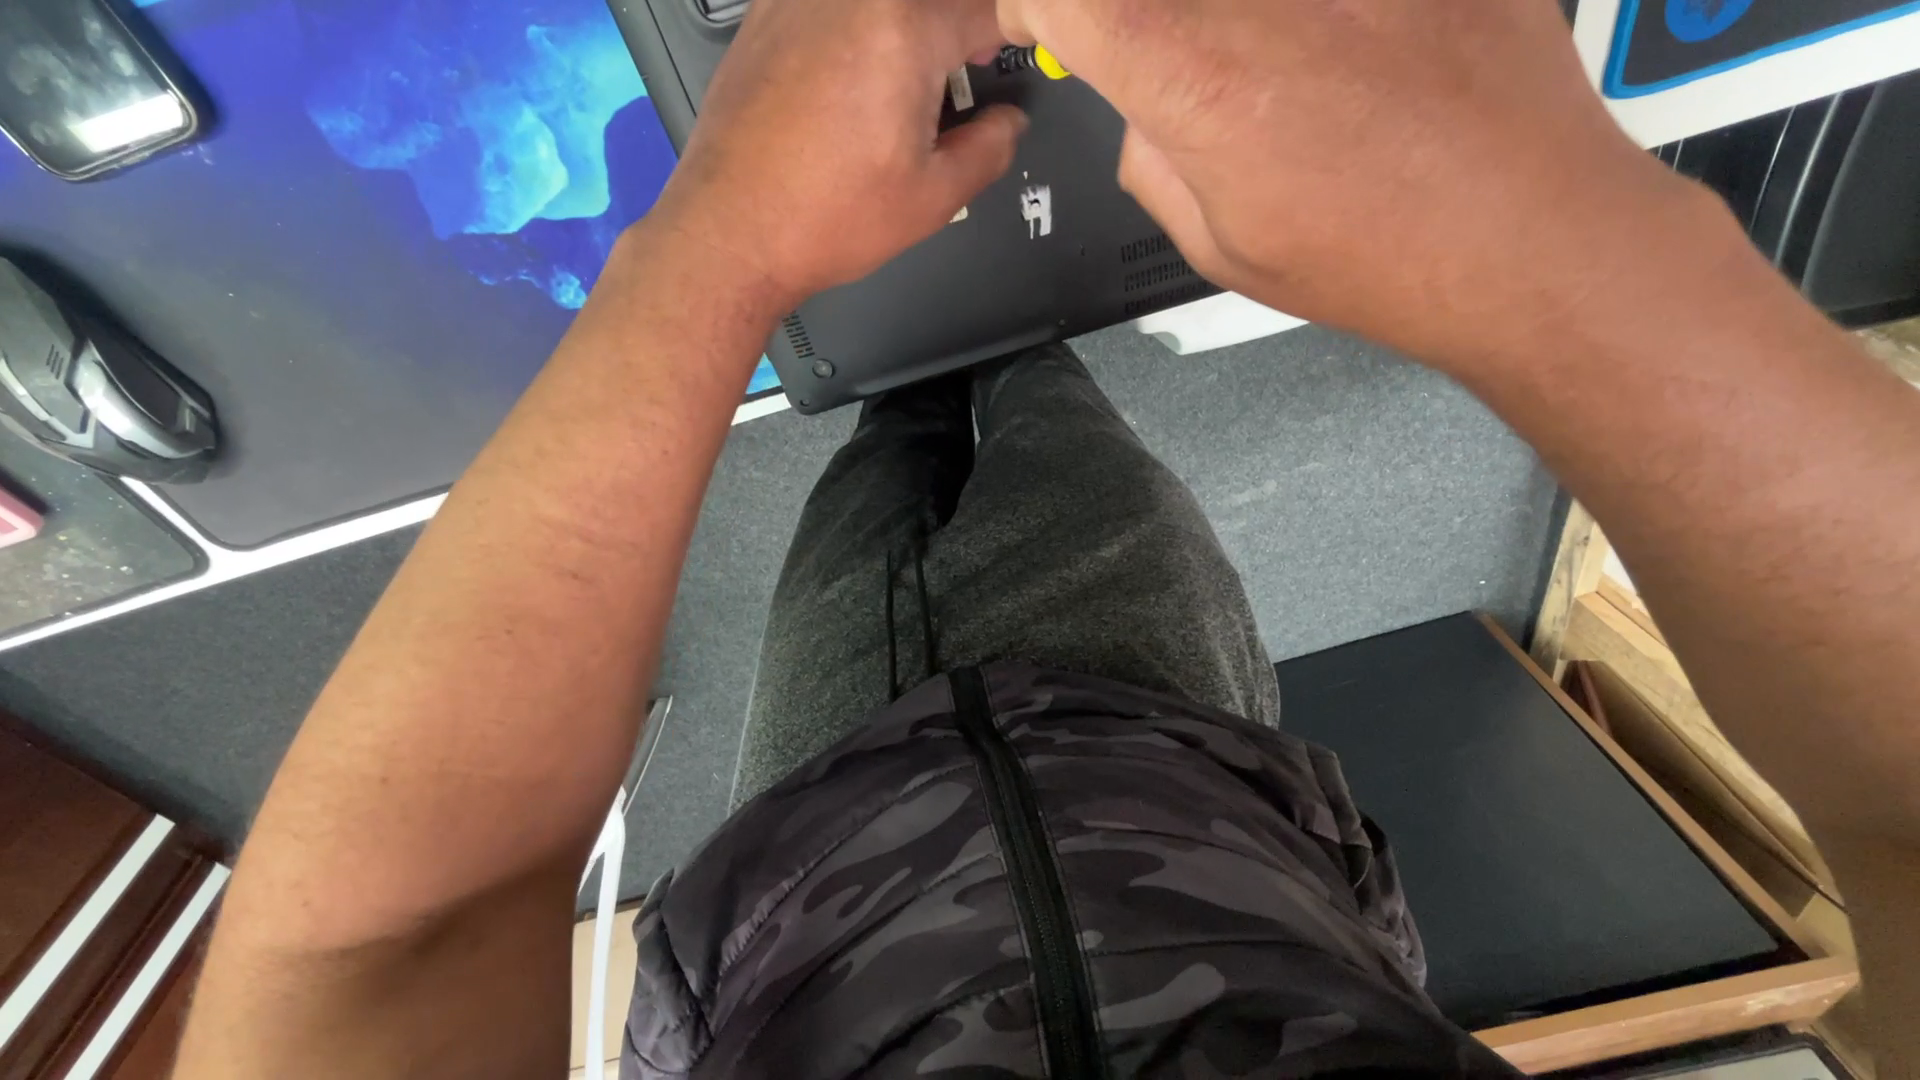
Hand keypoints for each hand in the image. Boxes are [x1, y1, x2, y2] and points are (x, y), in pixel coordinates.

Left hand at [644, 0, 1027, 314]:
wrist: (733, 231)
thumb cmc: (822, 219)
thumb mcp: (932, 199)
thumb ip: (988, 149)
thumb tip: (1007, 125)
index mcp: (903, 31)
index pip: (984, 8)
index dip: (1007, 33)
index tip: (1005, 56)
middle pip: (927, 1)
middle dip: (954, 26)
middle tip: (962, 63)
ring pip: (879, 5)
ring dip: (905, 28)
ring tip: (905, 78)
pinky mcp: (764, 14)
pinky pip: (829, 5)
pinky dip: (856, 27)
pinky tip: (852, 75)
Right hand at [994, 0, 1716, 366]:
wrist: (1523, 234)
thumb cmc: (1375, 257)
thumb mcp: (1221, 247)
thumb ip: (1153, 163)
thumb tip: (1140, 114)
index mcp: (1198, 83)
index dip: (1039, 3)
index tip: (1043, 20)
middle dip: (1133, 20)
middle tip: (1159, 65)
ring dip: (1219, 32)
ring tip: (1264, 94)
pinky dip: (1295, 25)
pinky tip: (1314, 62)